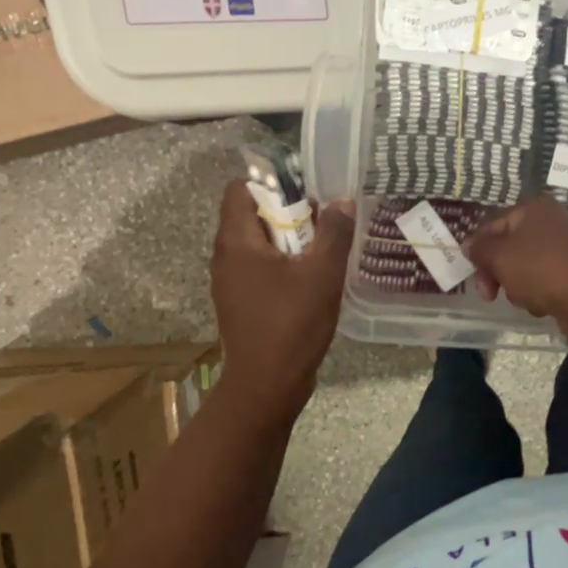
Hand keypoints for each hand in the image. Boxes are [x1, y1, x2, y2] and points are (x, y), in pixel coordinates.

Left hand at [210, 181, 353, 415]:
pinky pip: (259, 271)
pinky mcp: (240, 304)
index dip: (272, 184)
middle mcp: (225, 257)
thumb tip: (342, 202)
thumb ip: (334, 233)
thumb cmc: (292, 323)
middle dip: (288, 215)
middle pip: (251, 217)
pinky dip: (282, 267)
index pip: (240, 190)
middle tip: (324, 226)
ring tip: (322, 255)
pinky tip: (311, 283)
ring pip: (258, 246)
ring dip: (288, 243)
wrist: (267, 384)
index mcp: (236, 242)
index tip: (306, 195)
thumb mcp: (323, 274)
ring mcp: (230, 283)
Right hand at [465, 196, 567, 319]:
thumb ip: (479, 249)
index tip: (472, 276)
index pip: (492, 226)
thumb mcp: (499, 257)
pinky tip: (543, 304)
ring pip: (524, 267)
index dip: (478, 251)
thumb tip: (469, 245)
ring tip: (526, 298)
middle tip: (490, 295)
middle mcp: (551, 221)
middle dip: (498, 273)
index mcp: (533, 208)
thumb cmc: (539, 270)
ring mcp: (564, 246)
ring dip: (517, 286)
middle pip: (508, 248)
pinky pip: (543, 280)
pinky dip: (538, 293)